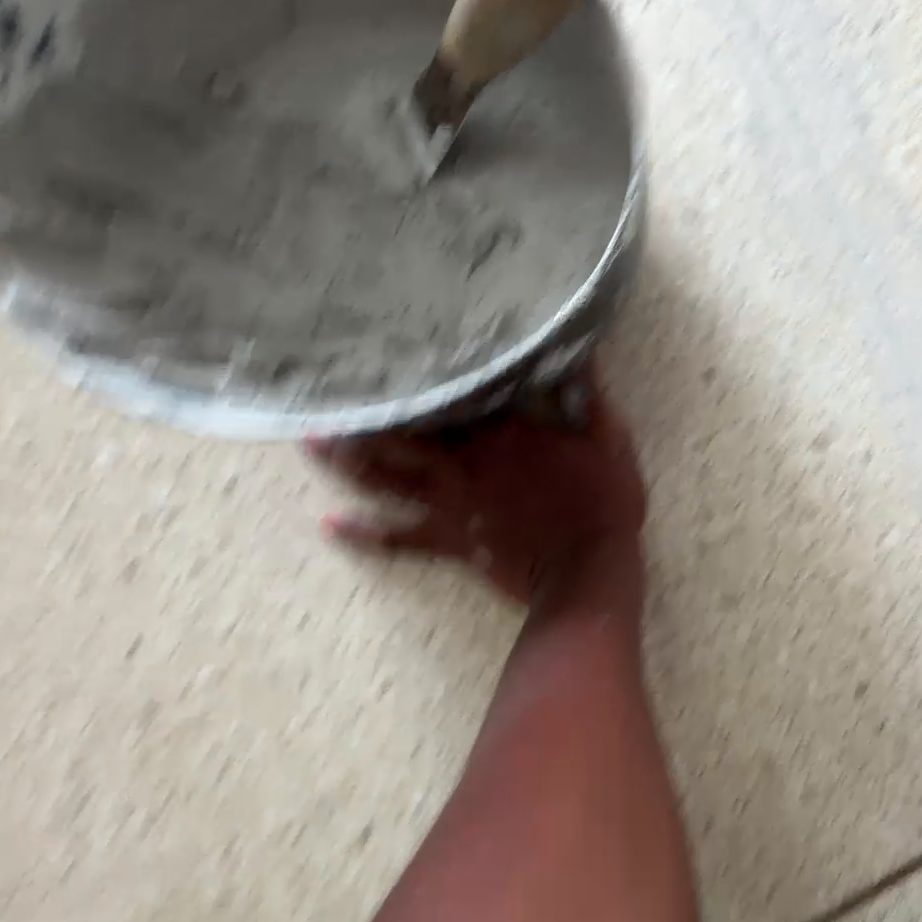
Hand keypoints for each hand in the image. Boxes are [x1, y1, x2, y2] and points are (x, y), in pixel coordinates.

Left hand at [305, 372, 647, 613]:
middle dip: (367, 414)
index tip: (394, 355)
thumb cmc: (605, 502)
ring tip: (309, 443)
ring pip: (388, 478)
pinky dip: (363, 533)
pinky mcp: (451, 542)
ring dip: (347, 462)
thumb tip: (581, 352)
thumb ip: (593, 396)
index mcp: (508, 433)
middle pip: (407, 433)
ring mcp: (454, 503)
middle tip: (325, 394)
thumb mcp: (611, 440)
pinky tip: (329, 524)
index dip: (427, 376)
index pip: (459, 395)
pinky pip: (398, 538)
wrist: (587, 570)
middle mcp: (469, 461)